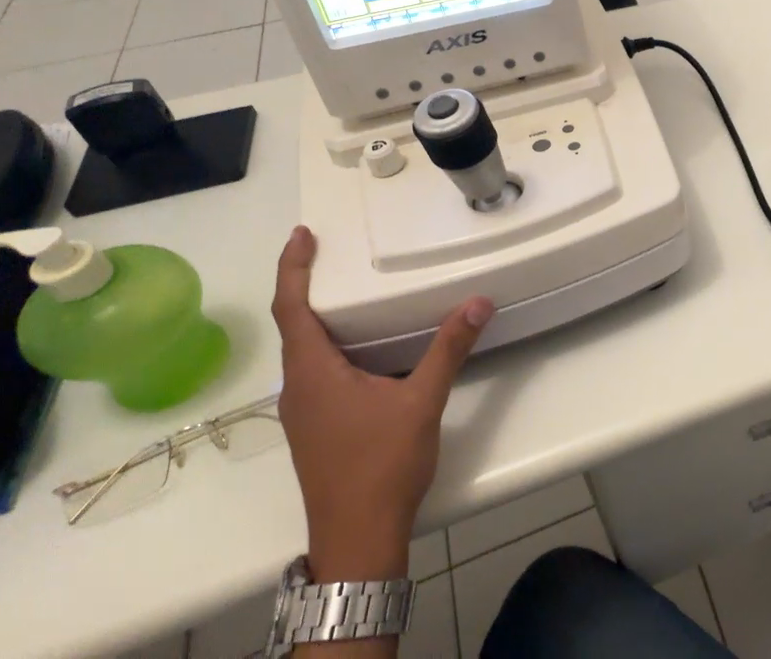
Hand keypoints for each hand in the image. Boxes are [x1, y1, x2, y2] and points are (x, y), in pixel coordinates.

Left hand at [272, 226, 494, 582]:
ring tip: (353, 294)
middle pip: (295, 326)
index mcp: (313, 372)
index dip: (293, 268)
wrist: (358, 536)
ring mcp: (304, 412)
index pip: (292, 307)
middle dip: (308, 286)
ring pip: (306, 352)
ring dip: (322, 319)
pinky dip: (333, 347)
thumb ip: (448, 349)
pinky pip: (318, 373)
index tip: (302, 235)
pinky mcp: (317, 428)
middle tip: (333, 254)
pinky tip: (366, 351)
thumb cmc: (381, 465)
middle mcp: (298, 387)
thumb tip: (478, 301)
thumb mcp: (422, 402)